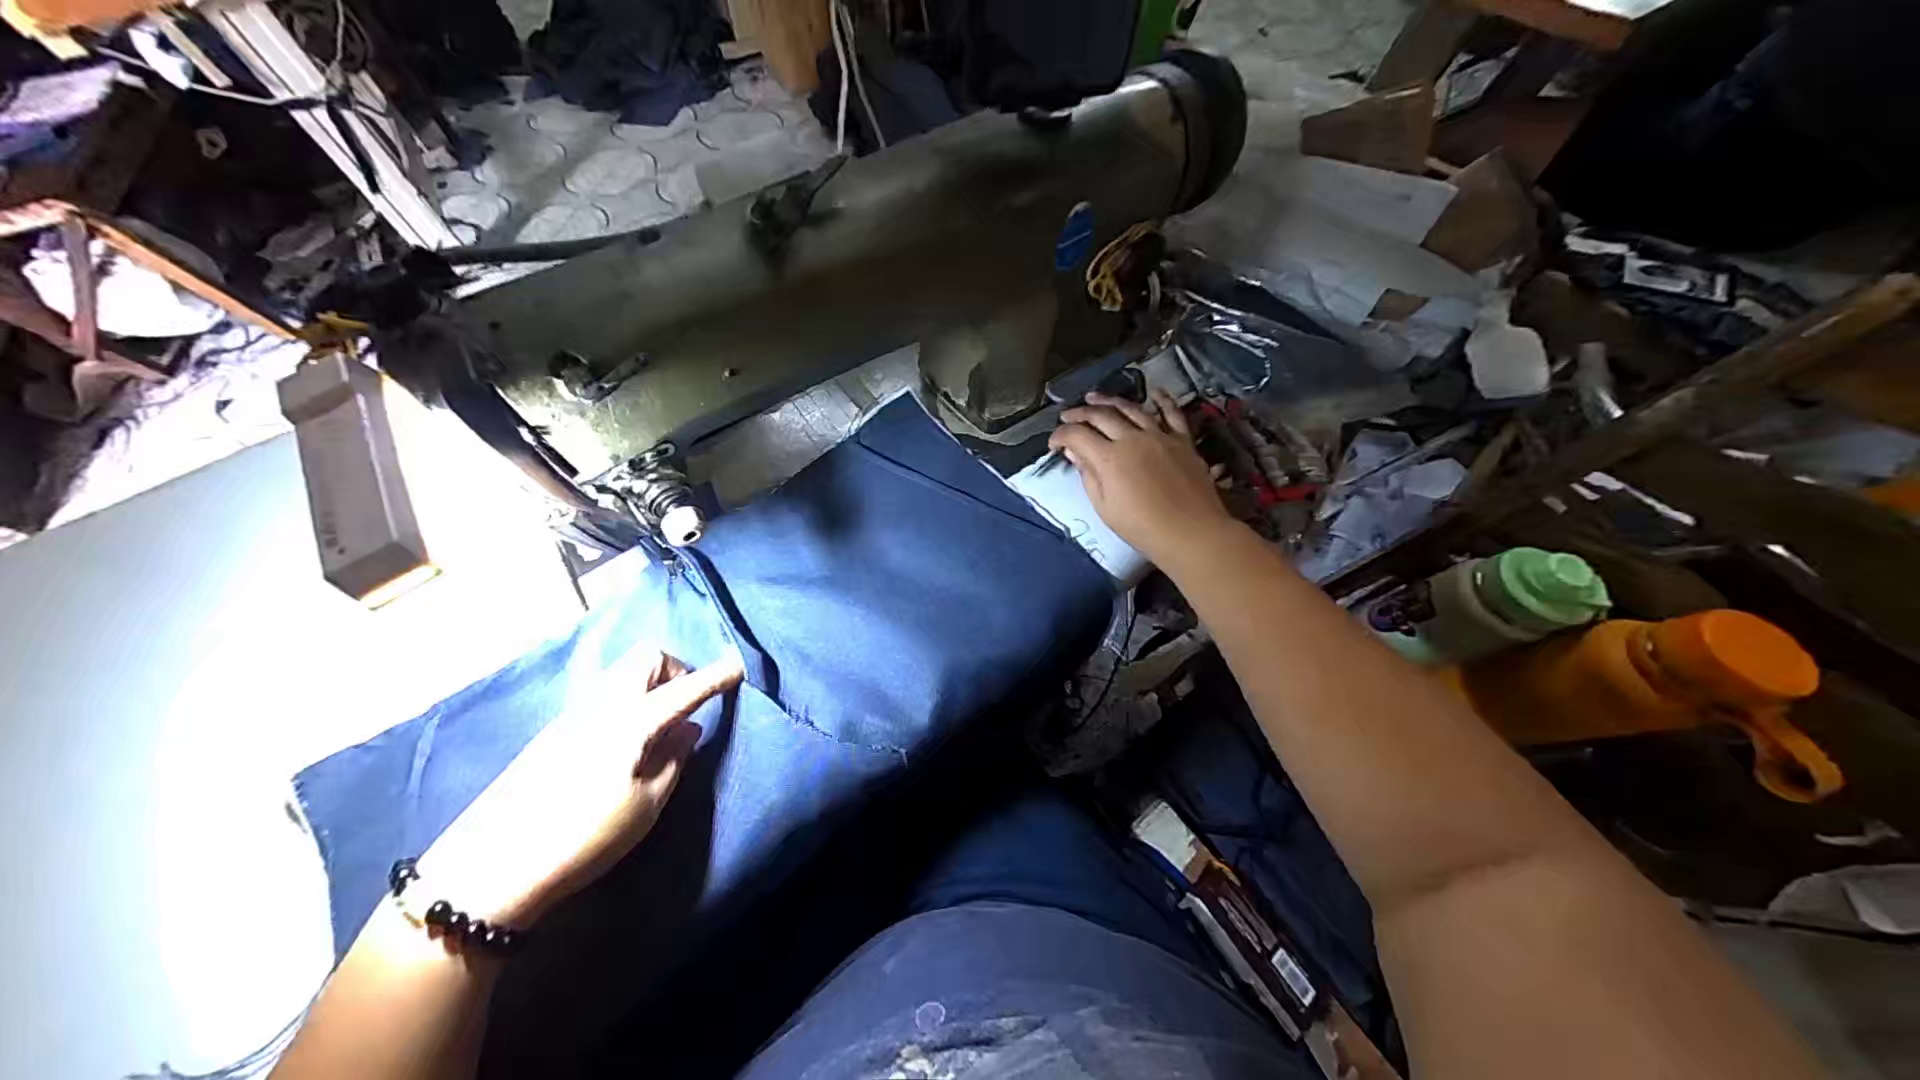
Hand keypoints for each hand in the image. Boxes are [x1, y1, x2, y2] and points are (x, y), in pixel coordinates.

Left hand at [413, 648, 743, 930]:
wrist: (492, 865)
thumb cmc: (583, 837)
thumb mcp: (646, 805)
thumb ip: (674, 758)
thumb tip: (689, 726)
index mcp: (632, 720)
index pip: (686, 688)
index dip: (716, 677)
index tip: (740, 666)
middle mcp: (603, 703)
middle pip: (647, 658)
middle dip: (676, 669)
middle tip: (687, 704)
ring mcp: (574, 712)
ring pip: (622, 671)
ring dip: (649, 680)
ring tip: (659, 721)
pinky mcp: (556, 729)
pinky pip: (604, 692)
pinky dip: (627, 696)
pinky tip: (627, 735)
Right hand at [1049, 388, 1236, 566]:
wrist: (1191, 532)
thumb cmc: (1143, 528)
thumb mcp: (1105, 508)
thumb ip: (1088, 476)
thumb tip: (1074, 453)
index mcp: (1110, 458)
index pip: (1077, 436)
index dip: (1061, 436)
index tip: (1054, 443)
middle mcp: (1133, 439)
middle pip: (1101, 416)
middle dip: (1079, 413)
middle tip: (1067, 415)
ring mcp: (1160, 436)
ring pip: (1131, 408)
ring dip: (1109, 401)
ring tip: (1095, 398)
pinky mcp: (1182, 441)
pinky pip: (1172, 413)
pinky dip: (1162, 400)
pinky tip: (1154, 392)